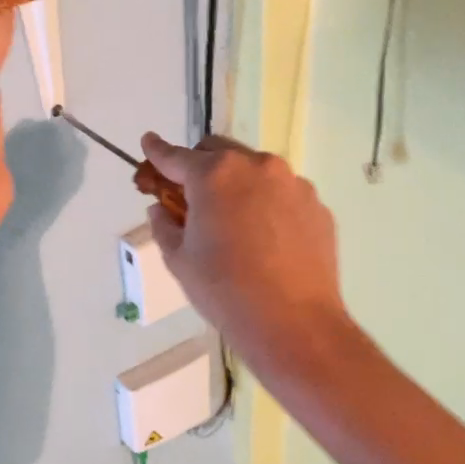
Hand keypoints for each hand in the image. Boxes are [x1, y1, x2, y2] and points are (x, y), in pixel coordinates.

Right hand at [141, 133, 348, 363]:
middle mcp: (256, 167)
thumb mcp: (178, 258)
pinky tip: (262, 238)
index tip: (147, 141)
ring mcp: (292, 184)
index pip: (176, 156)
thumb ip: (165, 225)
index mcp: (215, 175)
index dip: (157, 151)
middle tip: (189, 197)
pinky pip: (281, 194)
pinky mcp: (317, 206)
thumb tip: (162, 211)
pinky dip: (264, 204)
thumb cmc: (223, 288)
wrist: (292, 322)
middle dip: (199, 166)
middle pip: (219, 151)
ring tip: (230, 221)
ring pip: (254, 170)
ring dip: (235, 184)